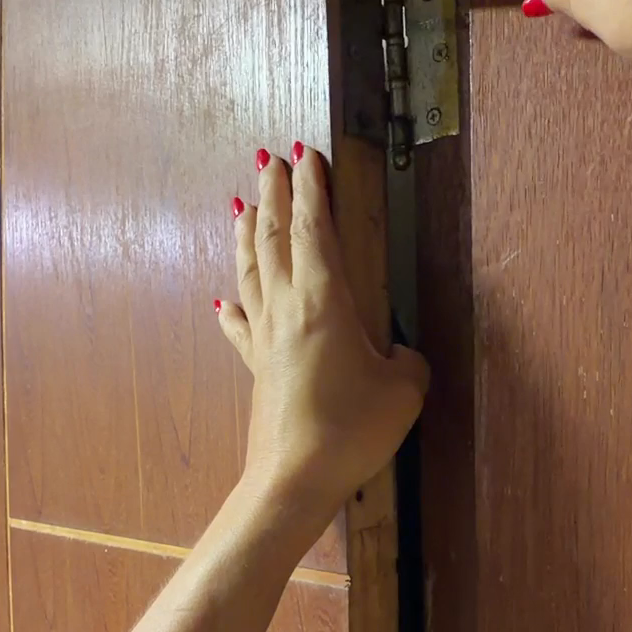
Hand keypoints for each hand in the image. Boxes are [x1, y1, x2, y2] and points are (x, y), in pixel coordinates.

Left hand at [219, 145, 428, 523]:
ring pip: (250, 271)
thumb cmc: (351, 430)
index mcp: (323, 302)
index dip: (310, 189)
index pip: (312, 229)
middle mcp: (287, 309)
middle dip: (272, 194)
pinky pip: (240, 325)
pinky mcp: (256, 368)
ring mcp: (265, 338)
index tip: (306, 152)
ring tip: (242, 204)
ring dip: (247, 233)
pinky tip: (224, 299)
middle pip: (272, 238)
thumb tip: (398, 353)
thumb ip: (408, 360)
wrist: (294, 478)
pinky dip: (233, 304)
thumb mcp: (403, 391)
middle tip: (269, 159)